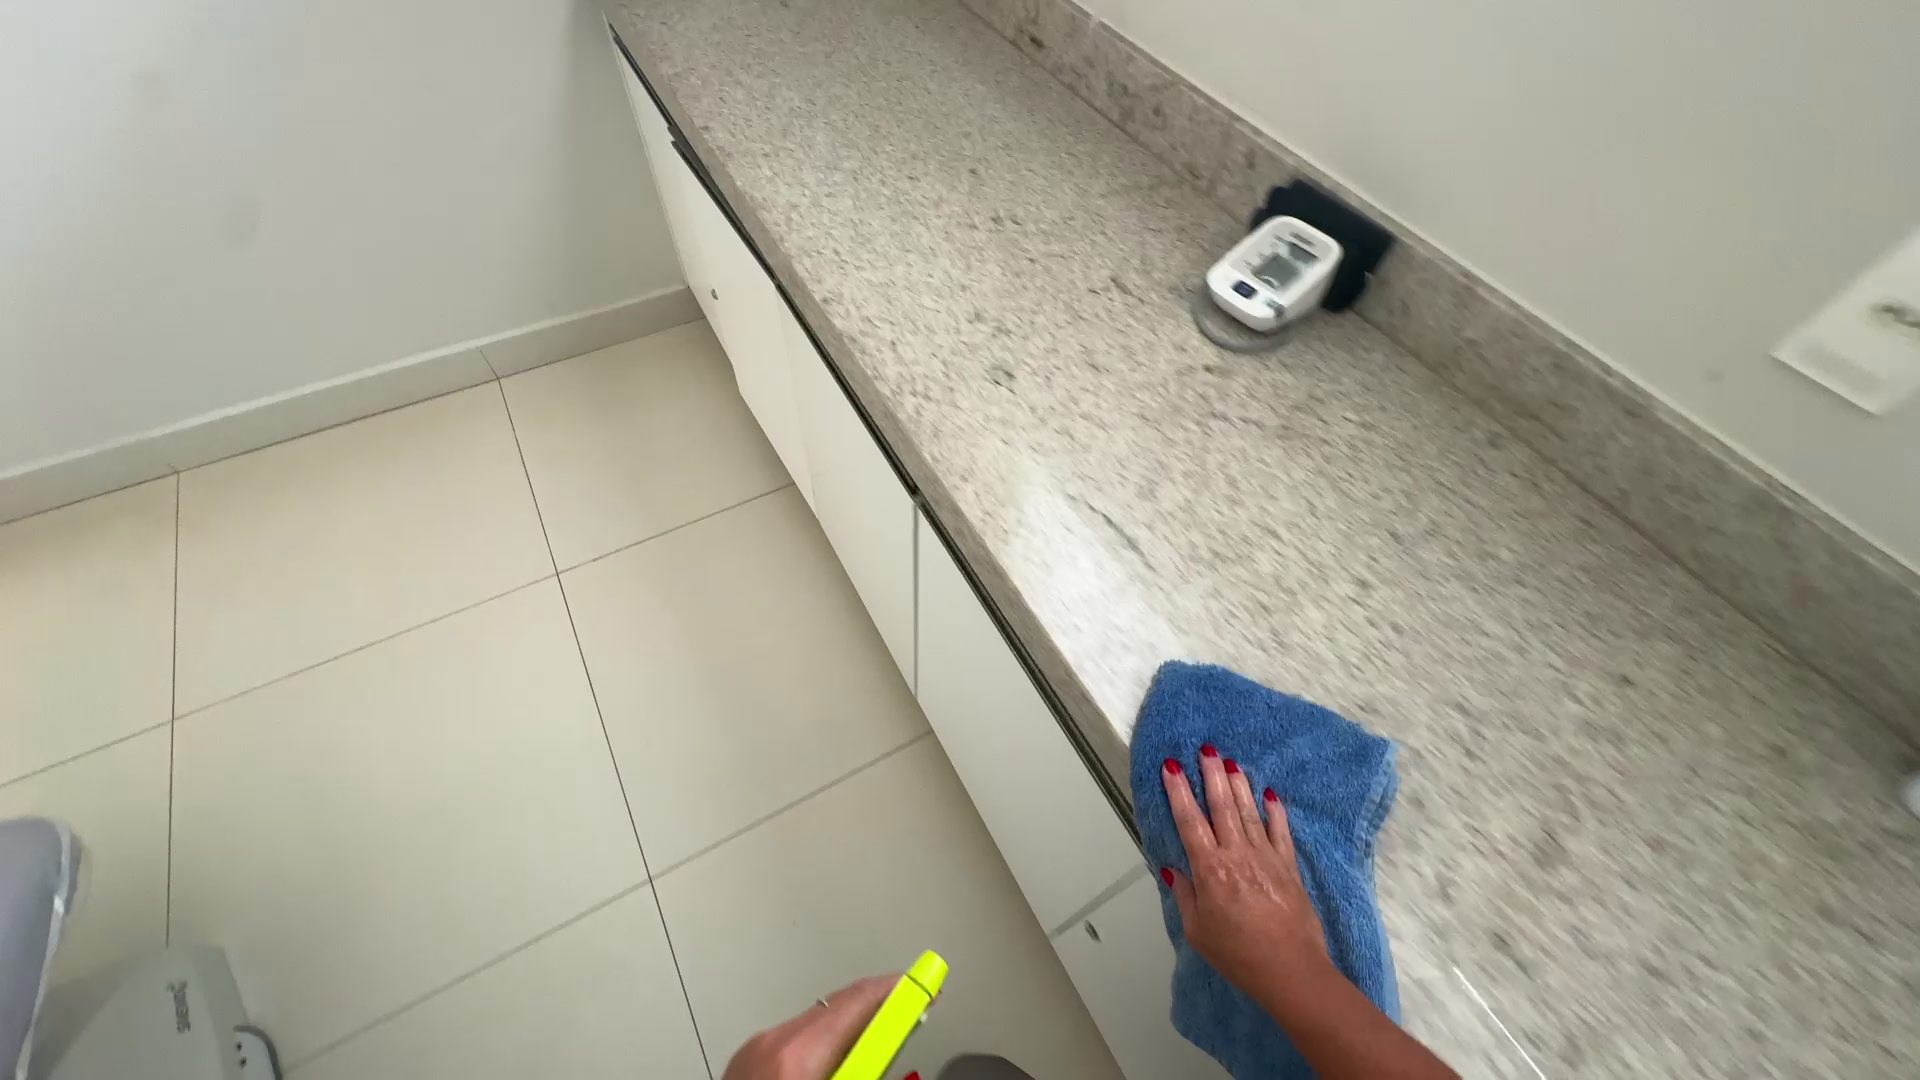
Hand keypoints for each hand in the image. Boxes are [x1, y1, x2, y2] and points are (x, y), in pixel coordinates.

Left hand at [722, 975, 897, 1079]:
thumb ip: (865, 1068)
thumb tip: (889, 1048)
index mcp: (796, 1057)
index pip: (857, 1001)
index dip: (896, 989)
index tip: (924, 982)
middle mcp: (771, 1042)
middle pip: (837, 1005)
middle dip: (876, 1005)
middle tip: (913, 1008)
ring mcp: (754, 1048)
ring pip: (814, 1020)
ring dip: (847, 1025)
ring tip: (878, 1039)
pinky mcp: (744, 1060)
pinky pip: (793, 1037)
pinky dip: (819, 1040)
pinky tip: (835, 1054)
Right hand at [1159, 747, 1333, 1007]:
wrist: (1293, 972)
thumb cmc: (1239, 956)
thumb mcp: (1198, 932)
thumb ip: (1184, 896)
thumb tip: (1171, 869)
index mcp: (1210, 870)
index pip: (1189, 821)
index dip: (1178, 791)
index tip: (1171, 766)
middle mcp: (1237, 855)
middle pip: (1221, 806)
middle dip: (1211, 774)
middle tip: (1205, 748)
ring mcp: (1266, 858)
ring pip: (1248, 811)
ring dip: (1238, 784)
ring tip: (1230, 761)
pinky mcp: (1288, 867)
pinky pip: (1280, 832)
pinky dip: (1275, 811)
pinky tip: (1270, 794)